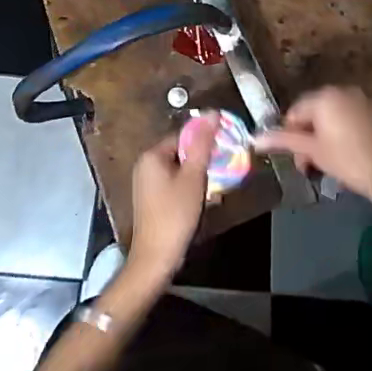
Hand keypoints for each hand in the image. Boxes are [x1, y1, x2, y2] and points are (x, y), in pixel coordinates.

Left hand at [125, 122, 212, 281]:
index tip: (225, 148)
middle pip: (182, 151)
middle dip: (204, 159)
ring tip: (217, 184)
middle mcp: (146, 166)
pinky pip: (176, 183)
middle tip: (224, 166)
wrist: (157, 258)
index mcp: (152, 156)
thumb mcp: (194, 175)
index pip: (184, 135)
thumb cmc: (175, 214)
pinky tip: (204, 198)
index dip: (206, 140)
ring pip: (181, 168)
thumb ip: (203, 143)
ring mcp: (148, 184)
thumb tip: (212, 113)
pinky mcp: (153, 199)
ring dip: (200, 174)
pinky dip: (191, 186)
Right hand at [255, 86, 371, 206]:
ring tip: (325, 165)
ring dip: (323, 139)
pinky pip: (348, 120)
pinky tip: (345, 158)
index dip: (289, 136)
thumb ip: (285, 141)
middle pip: (313, 113)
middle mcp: (343, 91)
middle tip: (307, 165)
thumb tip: (254, 138)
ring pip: (331, 118)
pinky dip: (341, 135)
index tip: (294, 159)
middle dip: (306, 139)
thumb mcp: (313, 151)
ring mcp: (361, 100)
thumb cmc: (348, 160)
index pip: (294, 112)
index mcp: (325, 96)